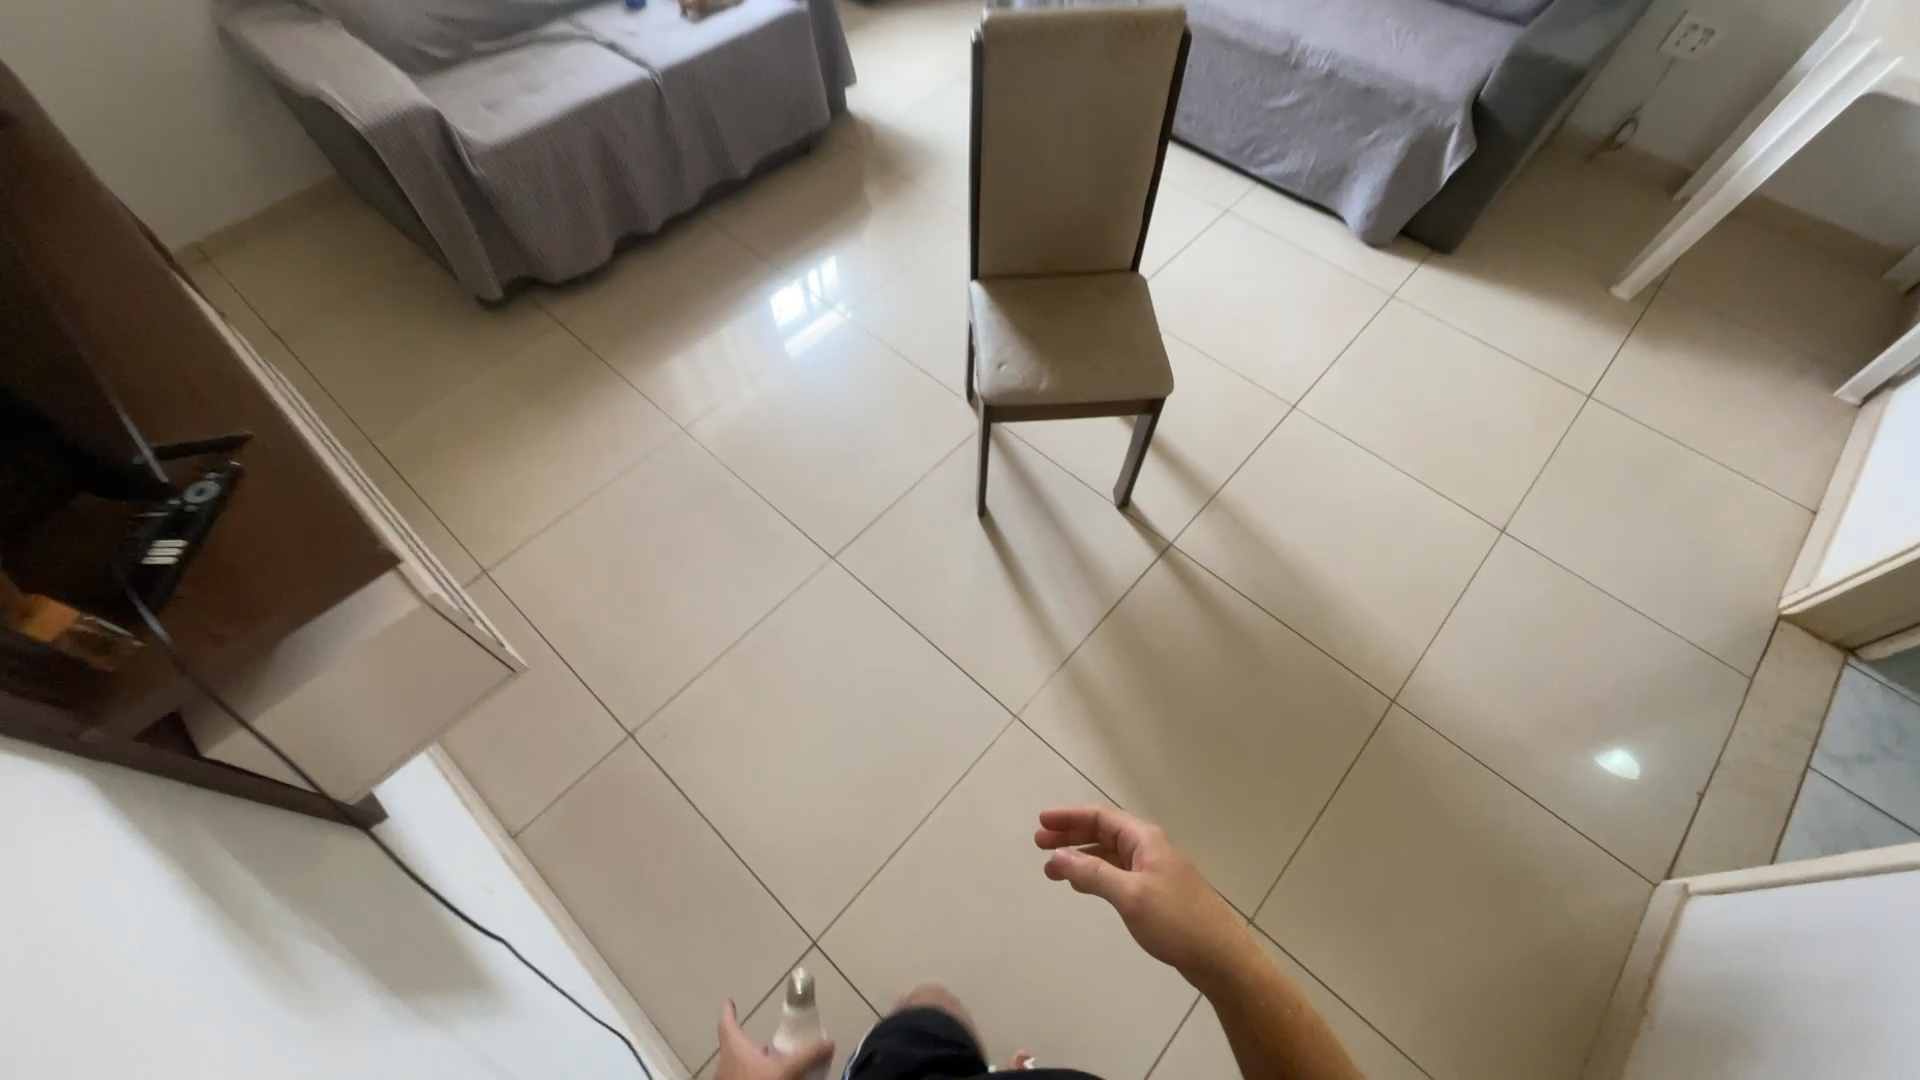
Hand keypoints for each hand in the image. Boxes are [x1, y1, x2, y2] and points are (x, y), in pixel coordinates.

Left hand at [715, 1001, 833, 1079]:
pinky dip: (753, 1078)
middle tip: (766, 1044)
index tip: (729, 1001)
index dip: (728, 1011)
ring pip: (738, 1069)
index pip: (726, 1024)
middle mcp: (725, 1066)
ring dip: (752, 1065)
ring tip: (771, 1065)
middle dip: (749, 1045)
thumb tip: (830, 1042)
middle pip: (734, 1049)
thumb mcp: (787, 1071)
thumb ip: (808, 1055)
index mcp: (734, 1051)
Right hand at [1035, 806, 1250, 984]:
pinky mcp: (1155, 893)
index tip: (1042, 822)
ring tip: (1051, 868)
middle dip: (1071, 835)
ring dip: (1080, 857)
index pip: (1101, 817)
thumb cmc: (1175, 921)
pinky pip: (1117, 873)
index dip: (1069, 817)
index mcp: (1145, 839)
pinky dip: (1095, 875)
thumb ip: (1092, 873)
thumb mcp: (1129, 895)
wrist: (1220, 958)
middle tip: (1039, 844)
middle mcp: (1149, 848)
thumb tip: (1058, 855)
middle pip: (1103, 833)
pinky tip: (1080, 884)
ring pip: (1109, 855)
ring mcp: (1153, 870)